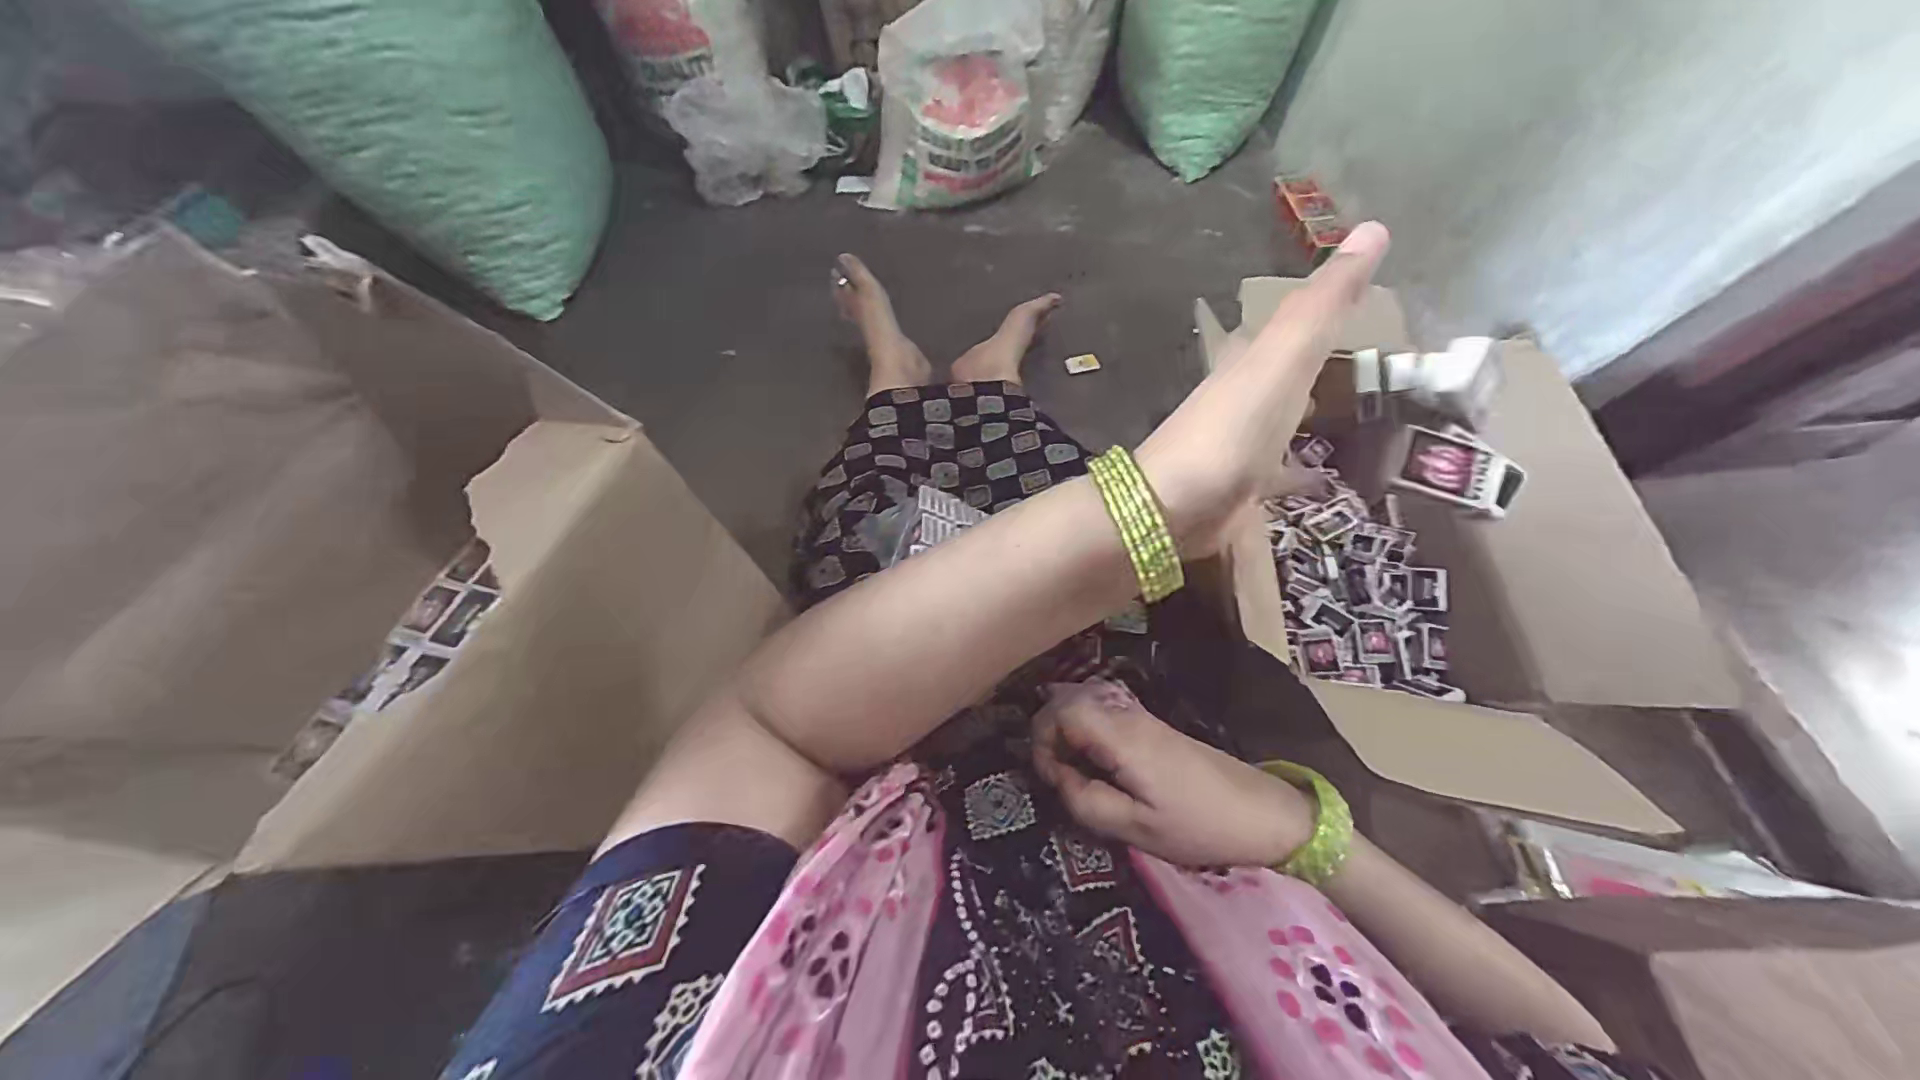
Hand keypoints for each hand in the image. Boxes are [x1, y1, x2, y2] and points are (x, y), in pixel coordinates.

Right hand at [1030, 678, 1315, 868]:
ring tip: (1072, 772)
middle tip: (1058, 776)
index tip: (1052, 779)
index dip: (1042, 739)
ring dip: (1066, 732)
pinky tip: (1095, 765)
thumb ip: (1086, 802)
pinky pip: (1102, 713)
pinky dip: (1085, 732)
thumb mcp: (1138, 829)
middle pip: (1067, 699)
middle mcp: (1127, 714)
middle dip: (1048, 733)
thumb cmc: (1200, 825)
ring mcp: (1140, 716)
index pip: (1060, 710)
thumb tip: (1058, 780)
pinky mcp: (1150, 726)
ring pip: (1083, 702)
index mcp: (1122, 736)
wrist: (1263, 813)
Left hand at [1135, 222, 1389, 556]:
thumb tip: (1373, 228)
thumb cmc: (1232, 430)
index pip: (1287, 324)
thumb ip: (1321, 306)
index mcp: (1246, 362)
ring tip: (1360, 417)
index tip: (1364, 297)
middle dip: (1318, 364)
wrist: (1174, 506)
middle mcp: (1239, 399)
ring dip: (1309, 416)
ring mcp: (1237, 447)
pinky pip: (1280, 475)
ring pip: (1281, 422)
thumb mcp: (1281, 358)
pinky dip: (1304, 473)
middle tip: (1369, 361)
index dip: (1322, 308)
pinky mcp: (1241, 490)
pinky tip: (1330, 480)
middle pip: (1283, 374)